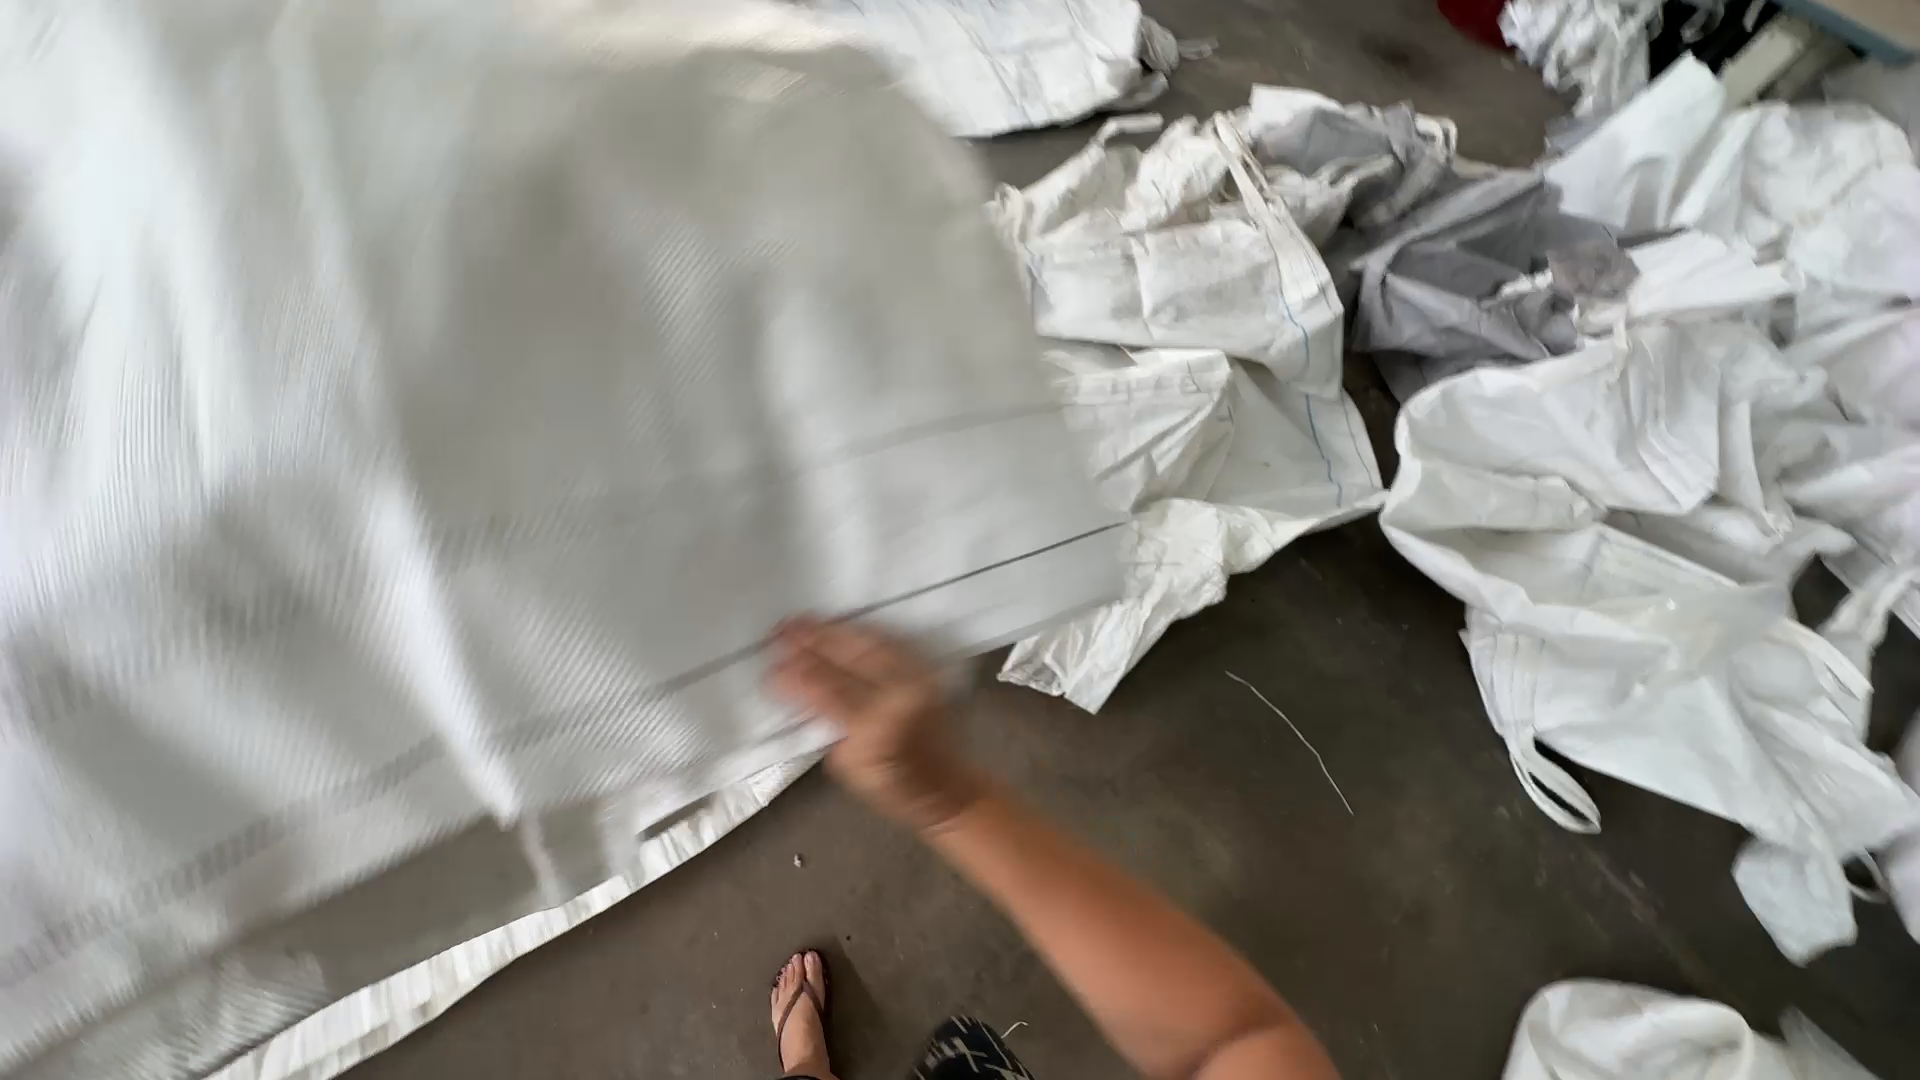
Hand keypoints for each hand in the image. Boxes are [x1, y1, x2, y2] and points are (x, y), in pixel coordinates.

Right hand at [768, 615, 987, 831]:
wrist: (946, 785)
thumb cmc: (893, 787)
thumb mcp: (848, 765)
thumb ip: (827, 724)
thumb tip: (800, 689)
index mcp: (877, 728)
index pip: (829, 692)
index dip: (798, 674)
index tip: (772, 664)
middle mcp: (901, 696)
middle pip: (850, 660)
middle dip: (813, 641)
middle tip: (782, 628)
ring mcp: (918, 678)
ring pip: (869, 644)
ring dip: (833, 630)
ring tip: (803, 621)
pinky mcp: (926, 671)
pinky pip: (887, 642)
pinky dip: (859, 631)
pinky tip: (839, 625)